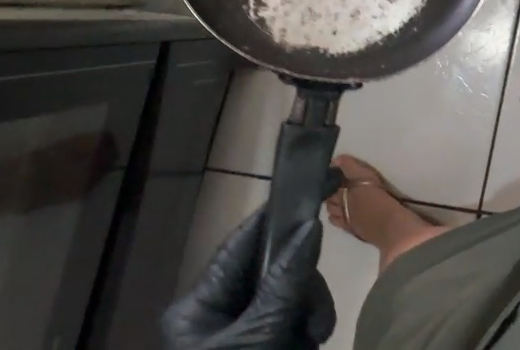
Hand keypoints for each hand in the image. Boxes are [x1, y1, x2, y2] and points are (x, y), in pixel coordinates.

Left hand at [161, 208, 334, 349]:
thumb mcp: (261, 334)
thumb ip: (286, 281)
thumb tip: (311, 224)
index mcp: (199, 305)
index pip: (243, 240)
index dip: (279, 213)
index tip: (318, 185)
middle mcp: (218, 312)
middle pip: (275, 269)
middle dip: (306, 286)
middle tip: (320, 317)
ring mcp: (239, 330)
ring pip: (290, 294)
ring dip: (311, 311)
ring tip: (317, 337)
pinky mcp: (261, 344)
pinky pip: (293, 319)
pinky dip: (308, 328)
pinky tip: (312, 342)